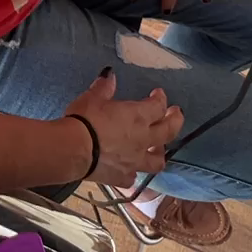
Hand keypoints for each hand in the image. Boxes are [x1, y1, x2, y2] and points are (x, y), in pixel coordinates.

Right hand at [64, 72, 182, 186]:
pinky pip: (133, 177)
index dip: (160, 98)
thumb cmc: (85, 119)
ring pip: (157, 161)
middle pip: (168, 131)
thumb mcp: (92, 97)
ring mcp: (135, 161)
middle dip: (175, 121)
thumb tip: (110, 74)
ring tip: (158, 148)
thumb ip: (104, 87)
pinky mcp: (123, 177)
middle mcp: (143, 139)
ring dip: (160, 153)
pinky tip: (128, 169)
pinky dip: (132, 172)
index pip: (157, 106)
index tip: (159, 93)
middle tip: (176, 113)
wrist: (75, 149)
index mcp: (138, 116)